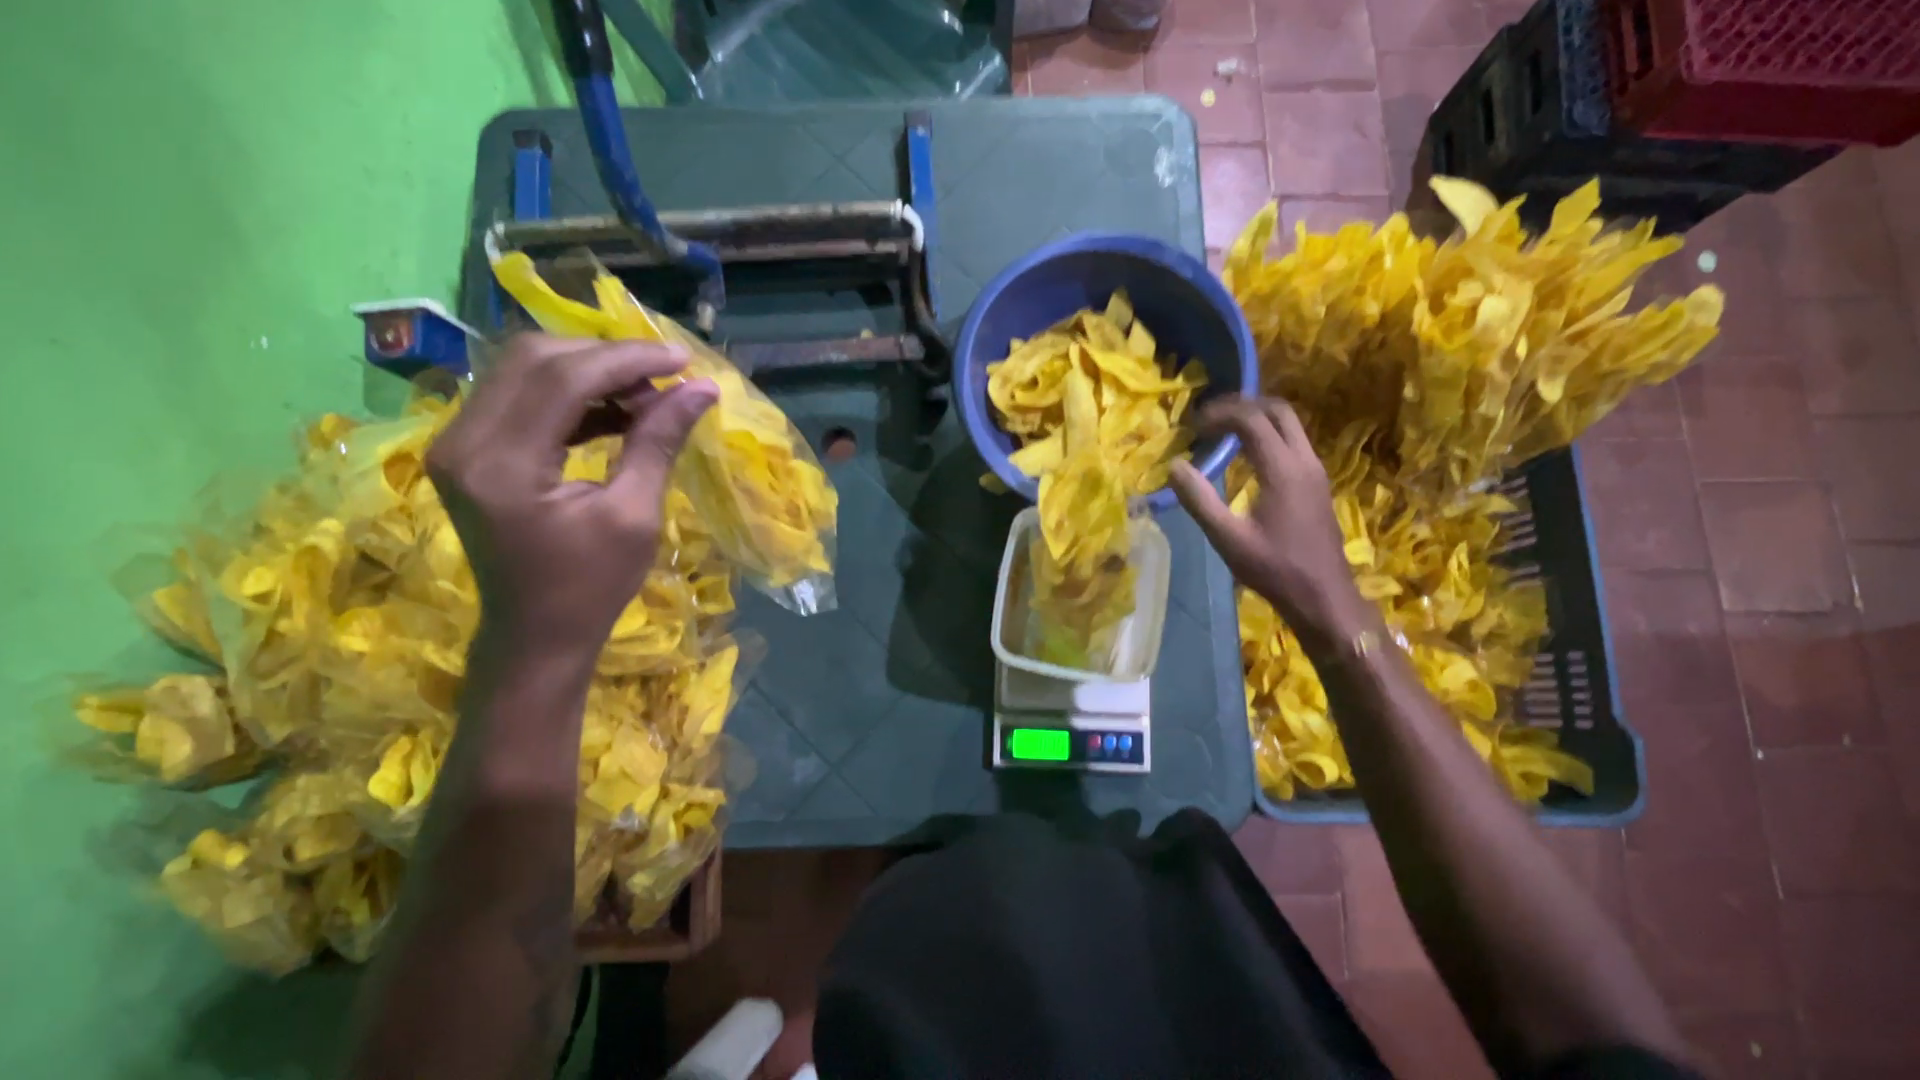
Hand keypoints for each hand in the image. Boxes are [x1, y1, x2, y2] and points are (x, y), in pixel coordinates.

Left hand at [427, 334, 718, 655]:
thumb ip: (658, 442)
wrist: (534, 636)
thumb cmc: (590, 587)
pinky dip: (568, 393)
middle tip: (663, 377)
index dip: (627, 360)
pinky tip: (614, 410)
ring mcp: (457, 443)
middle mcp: (464, 441)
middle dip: (606, 357)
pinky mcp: (467, 449)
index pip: (563, 378)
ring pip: (524, 369)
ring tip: (644, 394)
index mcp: (503, 465)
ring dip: (588, 371)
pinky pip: (518, 395)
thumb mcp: (634, 516)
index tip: (682, 360)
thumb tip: (703, 387)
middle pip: (534, 359)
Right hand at [1170, 398, 1372, 641]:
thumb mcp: (1228, 539)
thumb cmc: (1274, 570)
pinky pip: (1293, 441)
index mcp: (1283, 470)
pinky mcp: (1317, 482)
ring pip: (1289, 424)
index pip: (1251, 420)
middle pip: (1277, 410)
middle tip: (1210, 418)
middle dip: (1242, 405)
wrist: (1323, 596)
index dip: (1220, 415)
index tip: (1193, 427)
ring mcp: (1315, 470)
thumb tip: (1174, 466)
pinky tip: (1246, 455)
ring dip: (1257, 418)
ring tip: (1224, 431)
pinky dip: (1268, 435)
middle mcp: (1304, 461)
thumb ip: (1199, 500)